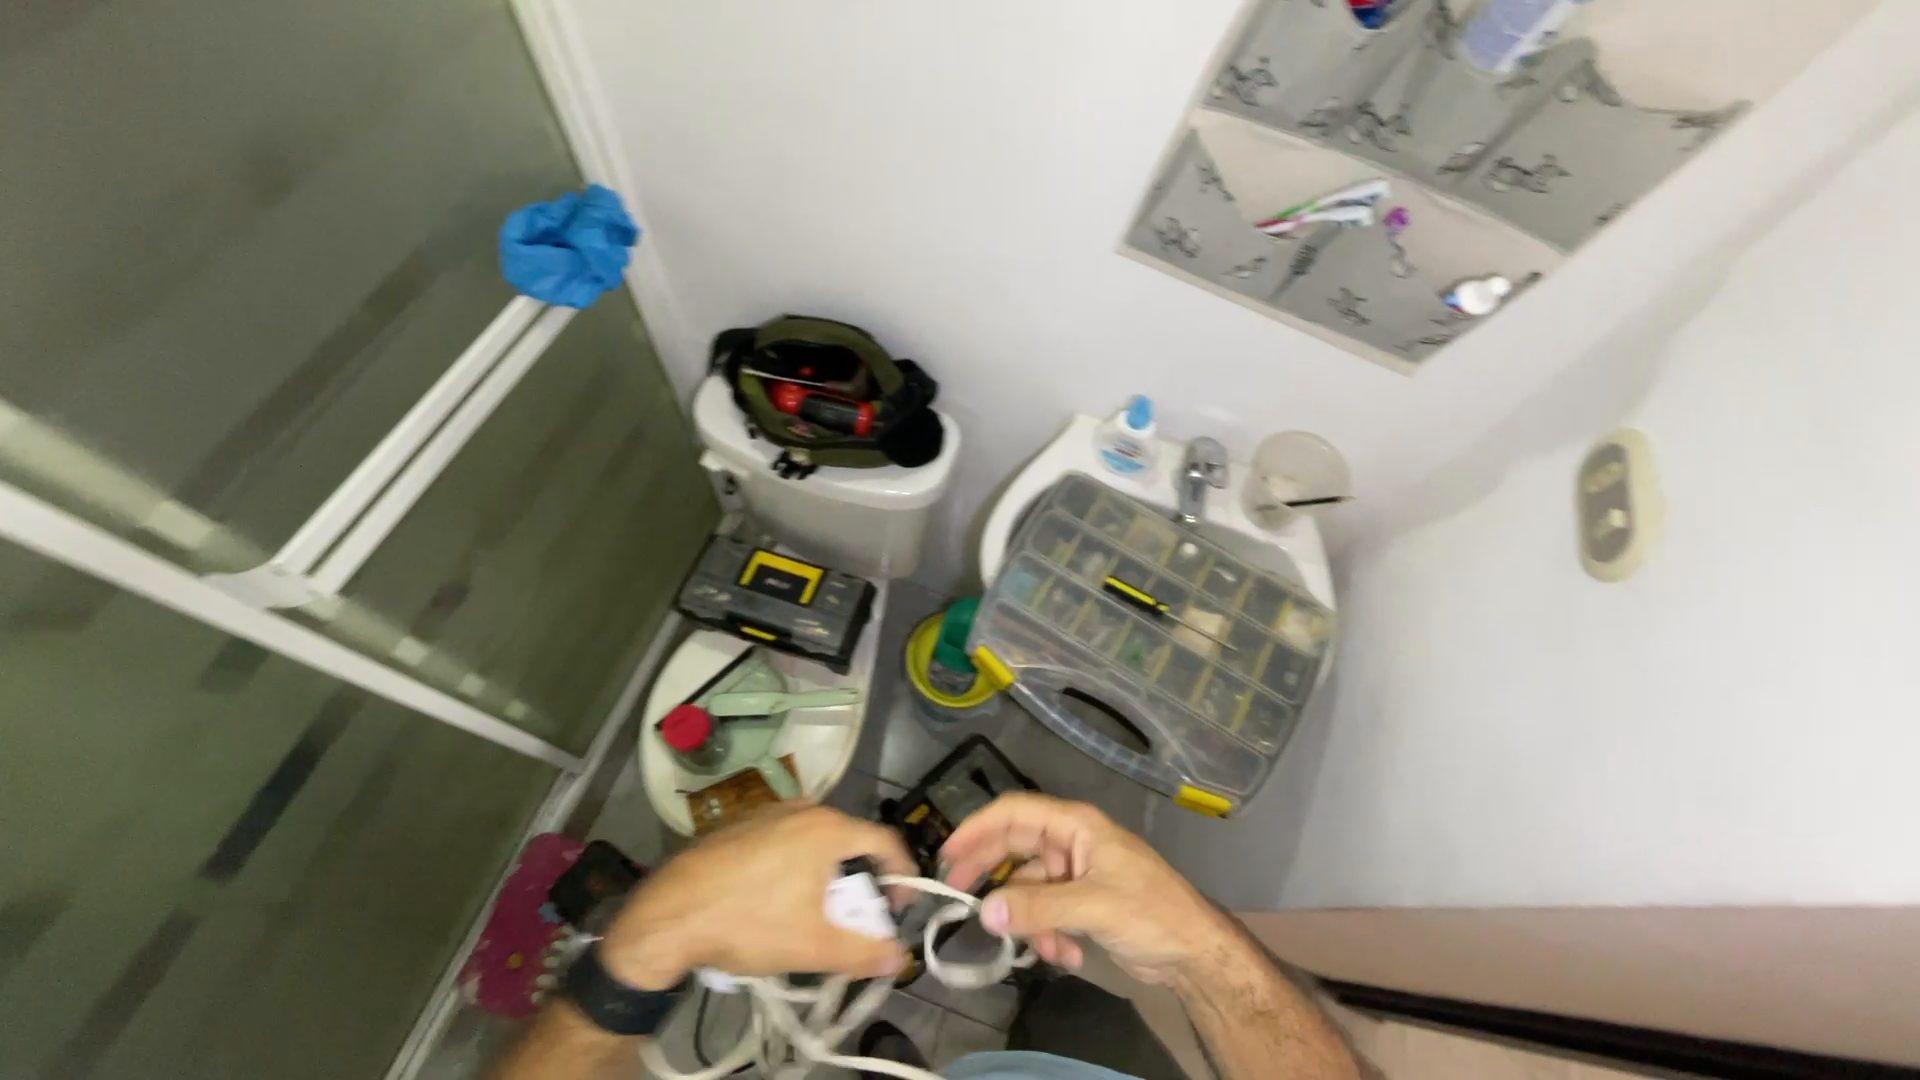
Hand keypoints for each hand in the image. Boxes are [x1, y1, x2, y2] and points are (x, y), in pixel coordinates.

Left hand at [598, 802, 914, 988]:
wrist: (667, 913)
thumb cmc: (749, 922)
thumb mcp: (812, 946)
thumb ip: (862, 952)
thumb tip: (897, 958)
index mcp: (828, 828)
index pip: (886, 842)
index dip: (901, 875)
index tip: (899, 907)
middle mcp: (804, 809)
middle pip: (850, 840)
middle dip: (860, 881)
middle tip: (854, 918)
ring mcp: (769, 812)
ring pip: (816, 841)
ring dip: (827, 874)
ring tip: (815, 912)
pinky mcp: (742, 824)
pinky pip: (785, 840)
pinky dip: (796, 865)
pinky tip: (774, 899)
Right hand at [940, 793, 1235, 983]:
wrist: (1194, 954)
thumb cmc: (1151, 912)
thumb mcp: (1093, 907)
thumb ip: (1037, 908)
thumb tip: (985, 912)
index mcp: (1075, 825)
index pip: (1016, 813)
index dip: (979, 827)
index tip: (950, 852)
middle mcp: (1070, 843)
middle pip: (1015, 848)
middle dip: (992, 875)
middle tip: (961, 896)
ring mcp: (1074, 874)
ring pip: (1028, 888)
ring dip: (1027, 919)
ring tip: (1041, 948)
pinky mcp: (1080, 902)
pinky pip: (1045, 912)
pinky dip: (1047, 934)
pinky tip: (1064, 955)